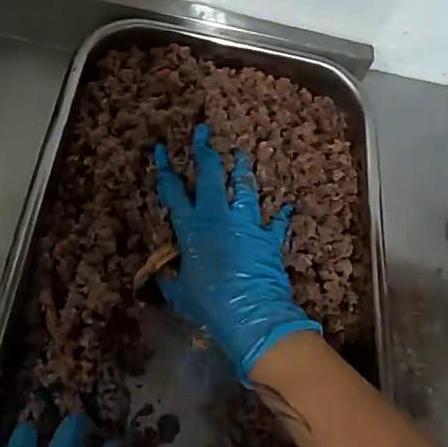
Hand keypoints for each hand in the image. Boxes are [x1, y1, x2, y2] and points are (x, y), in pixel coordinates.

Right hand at [153, 123, 323, 378]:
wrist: (249, 314)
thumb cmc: (208, 304)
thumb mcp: (179, 293)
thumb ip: (171, 278)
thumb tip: (164, 273)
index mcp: (191, 226)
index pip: (172, 190)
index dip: (164, 167)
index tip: (160, 149)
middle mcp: (217, 216)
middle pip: (211, 174)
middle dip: (205, 150)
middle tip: (203, 132)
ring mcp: (246, 223)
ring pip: (245, 186)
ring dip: (243, 168)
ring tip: (242, 153)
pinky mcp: (268, 236)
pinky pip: (277, 220)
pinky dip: (282, 213)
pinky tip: (286, 204)